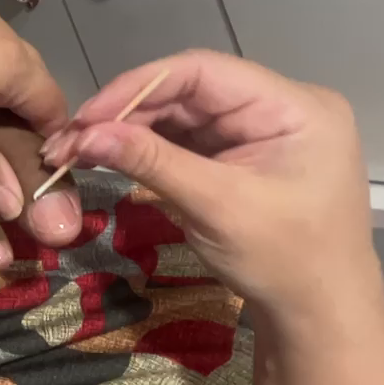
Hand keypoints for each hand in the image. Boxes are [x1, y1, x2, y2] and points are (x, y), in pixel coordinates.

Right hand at [45, 50, 382, 320]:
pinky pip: (179, 138)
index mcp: (292, 106)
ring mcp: (253, 130)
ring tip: (74, 152)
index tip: (85, 118)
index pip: (201, 71)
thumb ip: (150, 162)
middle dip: (122, 114)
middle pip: (183, 92)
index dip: (135, 87)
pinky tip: (102, 158)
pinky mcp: (233, 154)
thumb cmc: (282, 259)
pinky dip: (139, 148)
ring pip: (174, 115)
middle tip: (66, 143)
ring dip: (123, 131)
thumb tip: (83, 135)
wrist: (316, 313)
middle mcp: (274, 106)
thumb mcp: (214, 206)